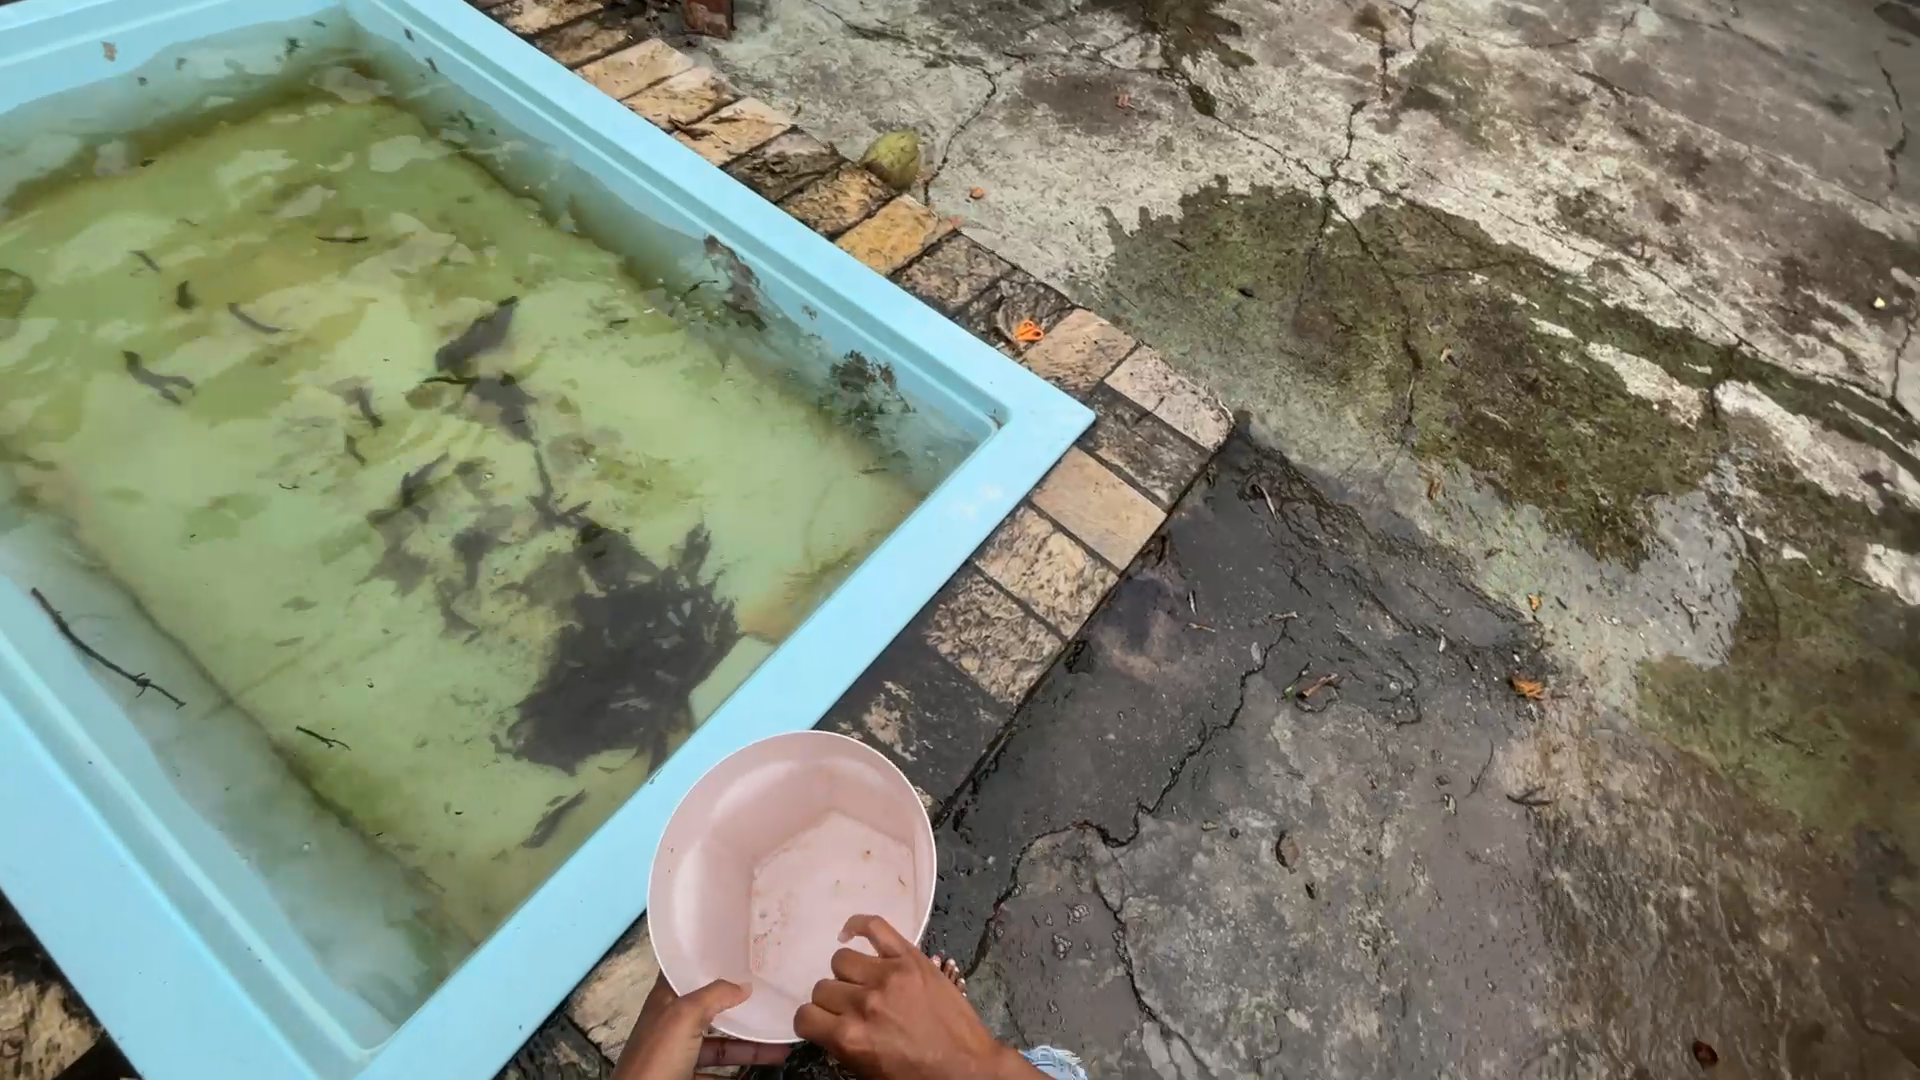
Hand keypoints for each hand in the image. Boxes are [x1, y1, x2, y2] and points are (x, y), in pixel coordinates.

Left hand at [612, 973, 788, 1079]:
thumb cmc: (657, 1057)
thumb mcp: (684, 1016)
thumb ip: (715, 995)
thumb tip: (745, 986)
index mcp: (666, 1000)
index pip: (688, 968)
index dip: (709, 956)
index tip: (741, 948)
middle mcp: (673, 1023)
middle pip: (712, 1007)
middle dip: (740, 1004)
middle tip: (770, 993)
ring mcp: (681, 1055)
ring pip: (721, 1044)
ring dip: (750, 1045)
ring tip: (780, 1043)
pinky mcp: (688, 1079)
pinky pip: (720, 1072)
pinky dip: (741, 1071)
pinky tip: (763, 1067)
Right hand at [795, 915, 1036, 1079]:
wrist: (965, 1067)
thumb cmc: (915, 1076)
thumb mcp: (868, 1073)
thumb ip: (842, 1044)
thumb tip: (826, 1022)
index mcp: (850, 1037)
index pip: (806, 1016)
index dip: (811, 1021)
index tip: (822, 1022)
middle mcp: (864, 1002)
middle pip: (824, 986)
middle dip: (832, 999)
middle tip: (850, 1007)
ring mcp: (888, 974)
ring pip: (842, 958)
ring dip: (848, 973)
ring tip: (863, 983)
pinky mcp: (909, 956)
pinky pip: (874, 925)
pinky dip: (857, 925)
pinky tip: (851, 933)